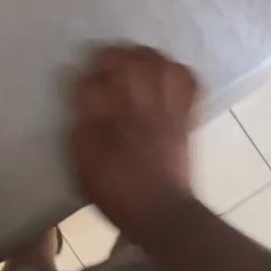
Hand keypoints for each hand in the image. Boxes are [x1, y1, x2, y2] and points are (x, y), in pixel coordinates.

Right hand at [68, 44, 201, 232]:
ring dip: (145, 56)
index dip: (86, 80)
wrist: (162, 214)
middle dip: (114, 56)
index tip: (81, 88)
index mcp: (112, 121)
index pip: (93, 83)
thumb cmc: (118, 193)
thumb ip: (81, 132)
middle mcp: (141, 107)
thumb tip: (84, 108)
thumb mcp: (84, 166)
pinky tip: (165, 74)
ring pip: (161, 64)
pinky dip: (178, 72)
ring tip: (134, 61)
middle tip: (105, 63)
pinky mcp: (186, 117)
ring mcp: (167, 110)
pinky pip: (189, 83)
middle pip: (131, 62)